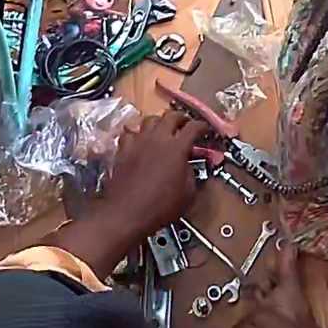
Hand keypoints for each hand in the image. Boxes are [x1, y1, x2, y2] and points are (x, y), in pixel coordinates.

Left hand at [103, 111, 208, 237]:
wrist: (128, 211)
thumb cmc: (161, 205)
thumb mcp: (187, 192)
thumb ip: (190, 173)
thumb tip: (187, 165)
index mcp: (177, 147)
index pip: (193, 127)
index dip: (202, 126)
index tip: (205, 129)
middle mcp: (157, 138)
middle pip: (170, 116)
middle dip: (181, 118)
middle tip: (185, 125)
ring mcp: (138, 141)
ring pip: (149, 119)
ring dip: (159, 121)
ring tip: (163, 129)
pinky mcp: (123, 148)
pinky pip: (130, 133)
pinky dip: (137, 133)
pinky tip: (139, 139)